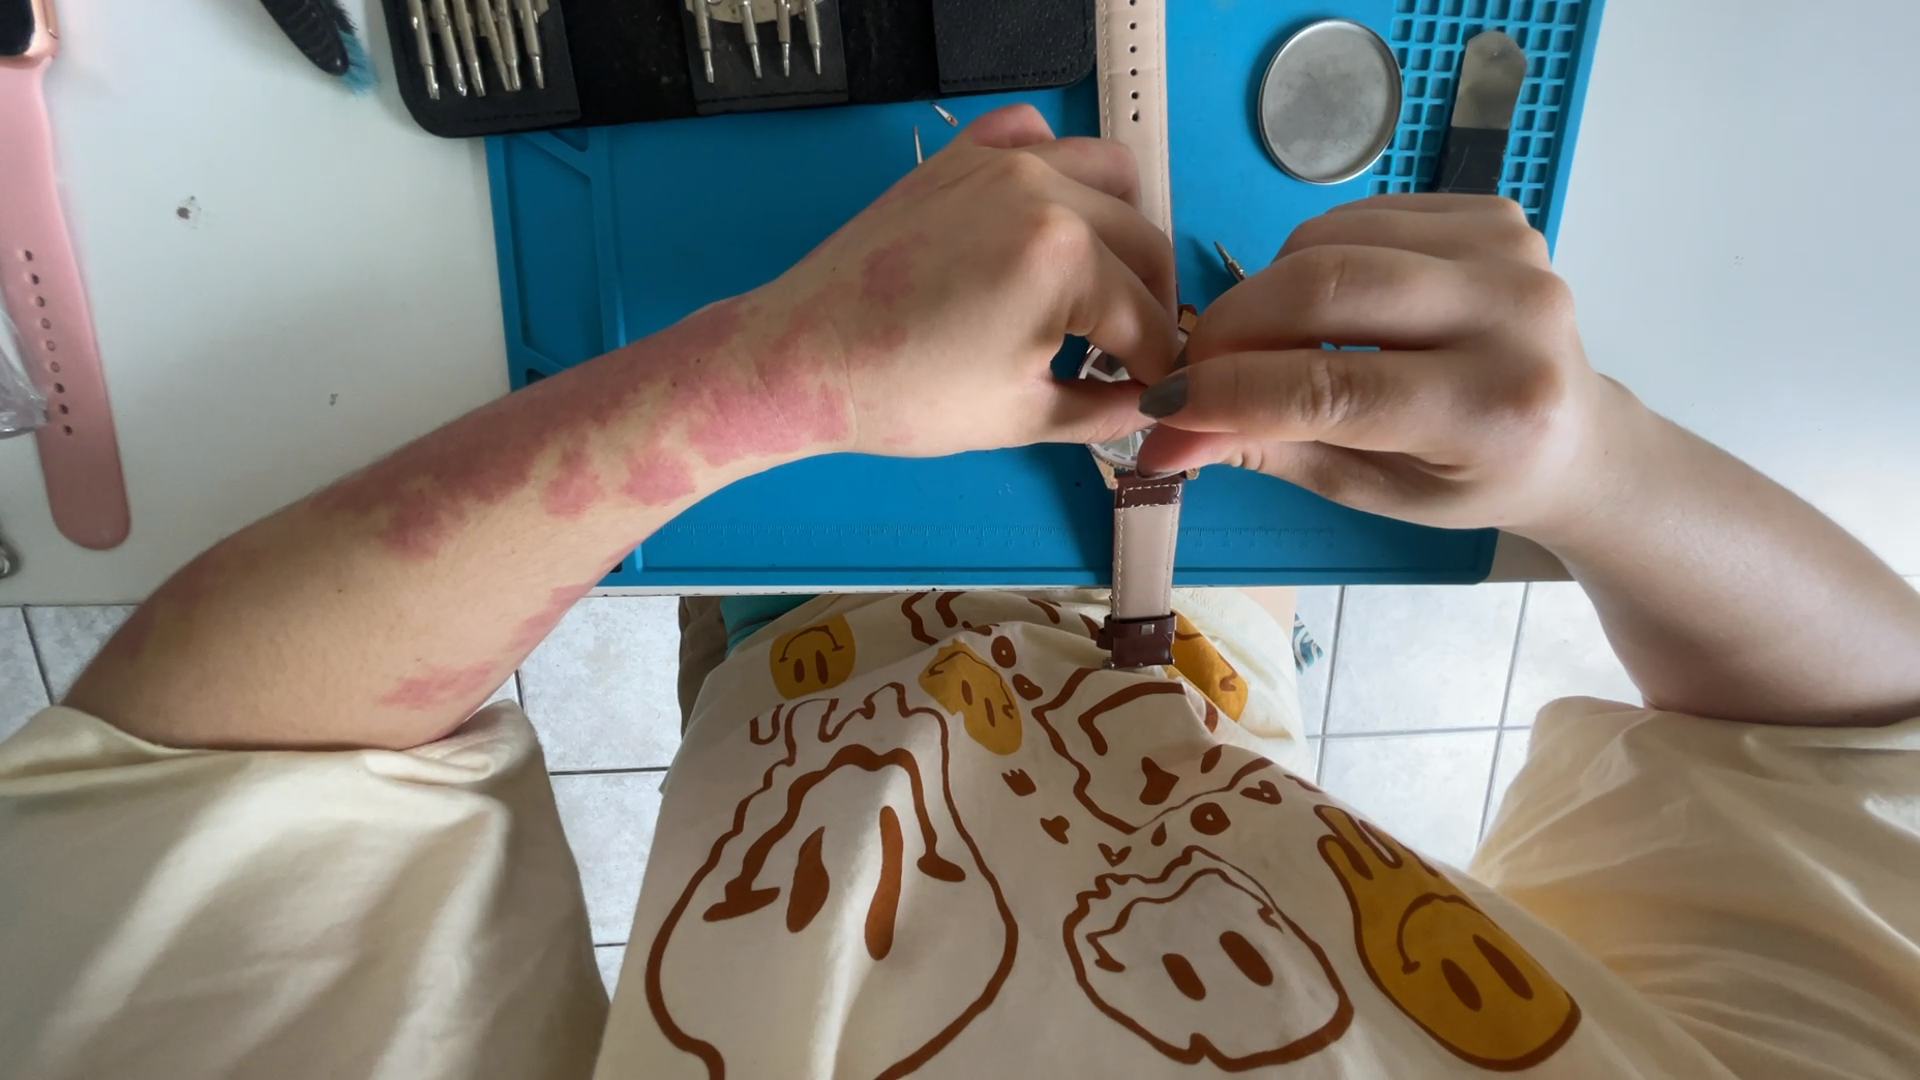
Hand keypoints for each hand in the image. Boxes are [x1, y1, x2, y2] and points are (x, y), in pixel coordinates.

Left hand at [753, 104, 1178, 457]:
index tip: (1157, 394)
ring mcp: (1000, 162)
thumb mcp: (1019, 419)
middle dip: (1153, 306)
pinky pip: (1040, 137)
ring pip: (1110, 177)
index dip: (1162, 370)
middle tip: (1131, 355)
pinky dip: (1062, 174)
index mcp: (1065, 261)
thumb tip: (1145, 409)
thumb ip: (1101, 412)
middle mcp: (1046, 191)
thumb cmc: (905, 400)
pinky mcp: (961, 156)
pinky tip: (1047, 225)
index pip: (1148, 320)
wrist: (803, 362)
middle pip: (1145, 244)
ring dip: (1125, 233)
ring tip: (1100, 288)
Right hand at [1134, 195, 1628, 535]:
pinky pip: (1349, 220)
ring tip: (1261, 349)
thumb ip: (1267, 451)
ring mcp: (1508, 247)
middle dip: (1229, 330)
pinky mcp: (1489, 211)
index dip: (1225, 394)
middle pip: (1322, 288)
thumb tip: (1164, 439)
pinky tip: (1313, 310)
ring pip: (1325, 243)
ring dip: (1261, 298)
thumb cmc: (1462, 481)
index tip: (1161, 408)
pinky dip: (1300, 264)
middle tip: (1193, 370)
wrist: (1572, 437)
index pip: (1325, 388)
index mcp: (1491, 410)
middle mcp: (1515, 312)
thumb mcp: (1363, 489)